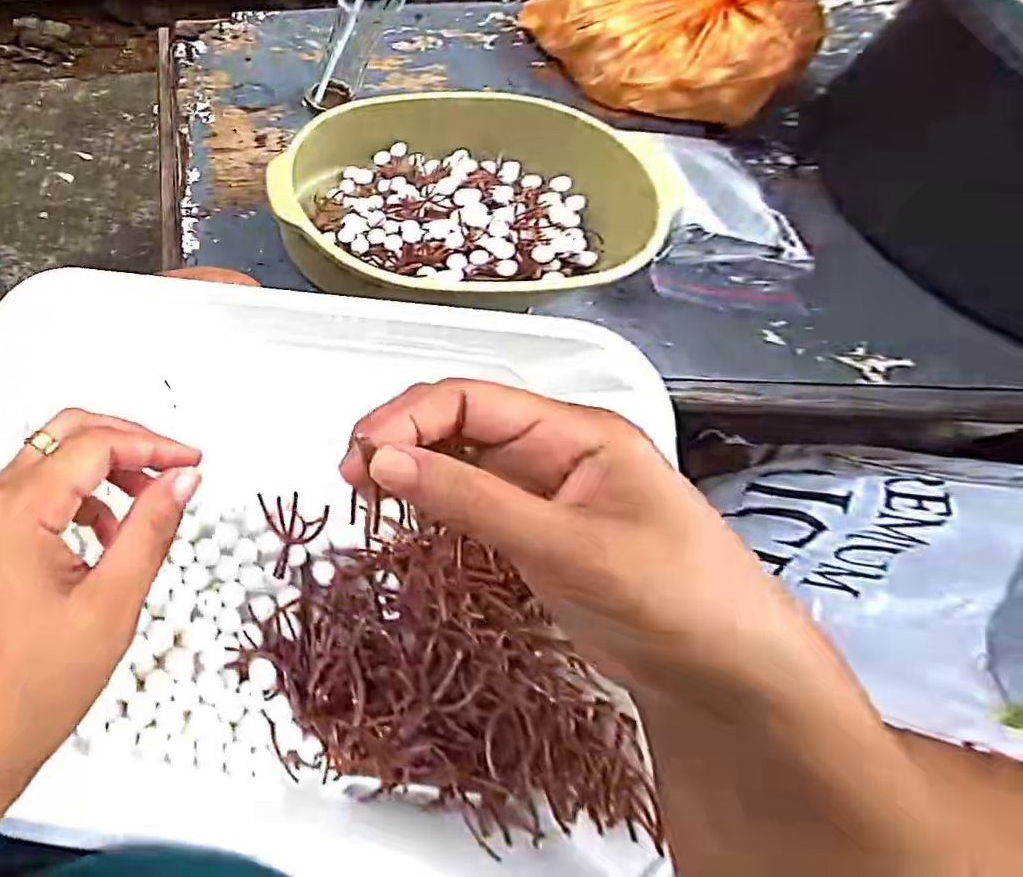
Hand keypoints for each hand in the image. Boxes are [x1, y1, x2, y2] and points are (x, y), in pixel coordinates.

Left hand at [0, 409, 201, 779]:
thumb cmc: (34, 682)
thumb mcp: (111, 604)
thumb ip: (150, 530)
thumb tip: (181, 480)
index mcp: (21, 508)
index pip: (95, 444)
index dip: (151, 445)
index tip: (191, 460)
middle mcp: (0, 498)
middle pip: (71, 431)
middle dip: (128, 440)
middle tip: (173, 465)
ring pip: (58, 453)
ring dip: (107, 465)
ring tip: (148, 501)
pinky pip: (47, 485)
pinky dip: (86, 492)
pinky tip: (111, 530)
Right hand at [337, 379, 840, 710]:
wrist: (735, 688)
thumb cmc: (677, 604)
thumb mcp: (569, 547)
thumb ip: (470, 500)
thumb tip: (380, 462)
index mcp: (571, 431)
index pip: (467, 399)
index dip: (406, 418)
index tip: (364, 455)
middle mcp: (544, 446)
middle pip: (448, 420)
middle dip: (395, 438)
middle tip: (352, 477)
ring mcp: (530, 483)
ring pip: (444, 454)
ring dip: (400, 467)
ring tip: (365, 495)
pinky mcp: (519, 520)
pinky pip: (453, 492)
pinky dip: (419, 496)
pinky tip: (397, 512)